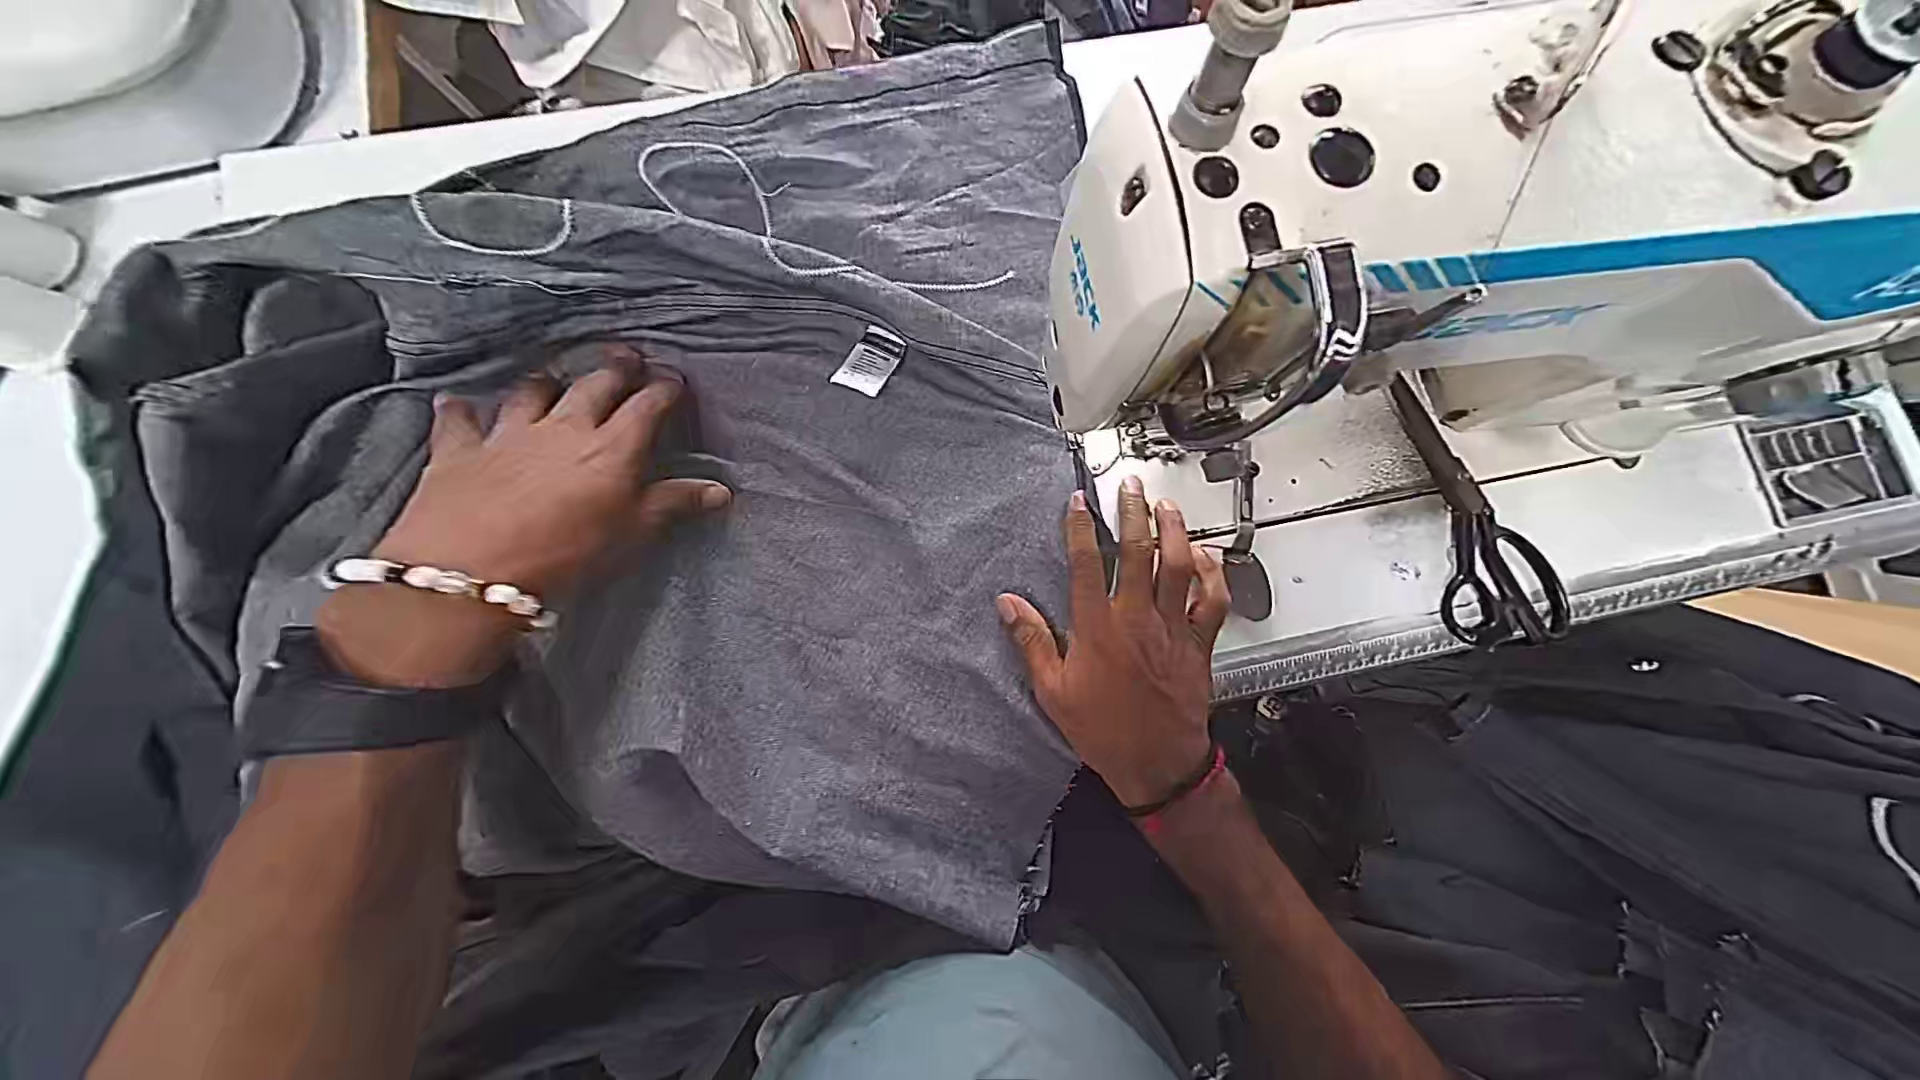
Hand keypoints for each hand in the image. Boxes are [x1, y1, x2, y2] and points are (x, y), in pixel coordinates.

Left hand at [318, 346, 730, 686]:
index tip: (674, 381)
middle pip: (595, 386)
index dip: (663, 390)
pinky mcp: (460, 449)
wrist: (473, 568)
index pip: (646, 406)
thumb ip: (674, 503)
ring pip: (533, 392)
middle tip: (628, 358)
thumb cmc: (567, 551)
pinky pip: (461, 418)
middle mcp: (563, 427)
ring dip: (549, 382)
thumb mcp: (633, 531)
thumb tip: (721, 490)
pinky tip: (460, 403)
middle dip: (616, 369)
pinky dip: (464, 409)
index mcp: (611, 447)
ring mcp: (509, 433)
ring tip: (556, 377)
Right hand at [997, 476, 1231, 807]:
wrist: (1157, 763)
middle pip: (1136, 552)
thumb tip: (1008, 604)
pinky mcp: (1197, 643)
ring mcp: (1170, 628)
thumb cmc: (1104, 730)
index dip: (1080, 527)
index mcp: (1097, 628)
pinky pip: (1211, 600)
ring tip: (1165, 506)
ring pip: (1177, 567)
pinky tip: (1203, 556)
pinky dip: (1210, 574)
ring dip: (1172, 531)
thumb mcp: (1053, 689)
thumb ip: (1032, 641)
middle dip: (1132, 513)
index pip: (1085, 563)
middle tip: (1129, 488)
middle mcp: (1135, 619)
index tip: (1078, 503)